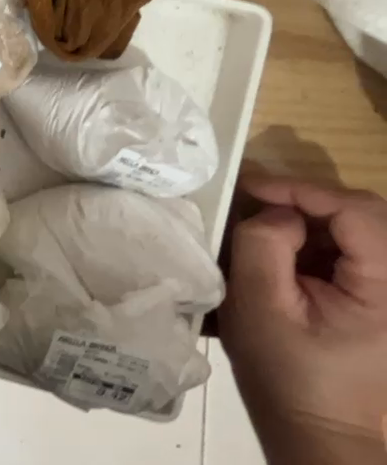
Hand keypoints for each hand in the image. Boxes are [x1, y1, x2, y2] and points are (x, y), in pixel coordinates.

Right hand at [217, 175, 386, 459]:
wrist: (326, 429)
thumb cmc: (288, 371)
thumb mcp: (259, 304)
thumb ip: (263, 246)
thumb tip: (273, 211)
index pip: (358, 212)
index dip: (301, 189)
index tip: (248, 188)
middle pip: (369, 217)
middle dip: (308, 203)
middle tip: (255, 206)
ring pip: (365, 233)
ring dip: (313, 224)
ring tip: (266, 234)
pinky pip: (360, 256)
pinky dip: (320, 245)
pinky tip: (287, 258)